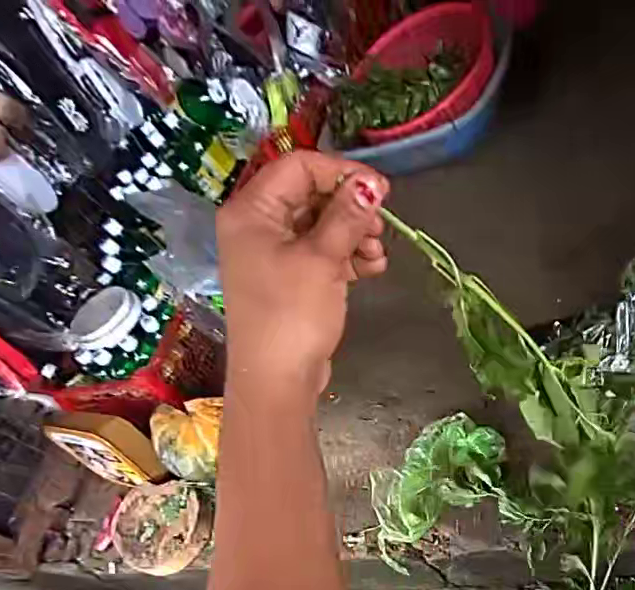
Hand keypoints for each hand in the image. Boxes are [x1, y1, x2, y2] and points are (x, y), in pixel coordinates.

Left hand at [216, 152, 390, 404]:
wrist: (278, 376)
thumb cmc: (292, 313)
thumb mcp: (323, 259)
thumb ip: (347, 218)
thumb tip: (371, 185)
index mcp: (252, 210)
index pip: (299, 169)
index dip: (341, 173)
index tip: (381, 190)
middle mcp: (260, 226)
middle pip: (312, 197)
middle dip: (351, 209)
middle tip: (380, 227)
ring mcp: (276, 254)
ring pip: (322, 227)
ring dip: (355, 235)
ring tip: (377, 256)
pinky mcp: (294, 280)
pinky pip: (324, 254)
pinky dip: (349, 257)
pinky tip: (371, 269)